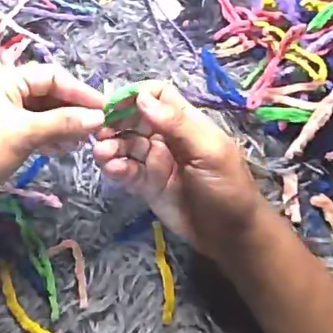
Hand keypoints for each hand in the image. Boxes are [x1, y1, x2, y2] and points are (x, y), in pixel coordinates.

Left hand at [0, 63, 105, 215]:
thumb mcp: (22, 134)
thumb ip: (62, 122)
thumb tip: (98, 117)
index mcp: (6, 79)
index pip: (54, 76)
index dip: (82, 92)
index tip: (107, 110)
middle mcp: (4, 90)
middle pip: (48, 93)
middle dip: (73, 110)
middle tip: (99, 130)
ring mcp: (0, 112)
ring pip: (41, 113)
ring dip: (62, 125)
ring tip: (84, 142)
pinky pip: (30, 128)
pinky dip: (47, 136)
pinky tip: (63, 149)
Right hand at [91, 82, 268, 261]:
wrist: (232, 237)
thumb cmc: (228, 188)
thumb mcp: (209, 152)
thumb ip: (176, 124)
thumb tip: (141, 97)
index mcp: (186, 123)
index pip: (157, 95)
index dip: (136, 96)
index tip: (116, 105)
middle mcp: (167, 137)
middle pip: (134, 119)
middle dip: (116, 122)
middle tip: (101, 132)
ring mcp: (155, 161)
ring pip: (125, 144)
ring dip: (111, 145)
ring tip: (102, 154)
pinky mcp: (146, 184)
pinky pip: (125, 169)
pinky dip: (115, 166)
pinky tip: (112, 169)